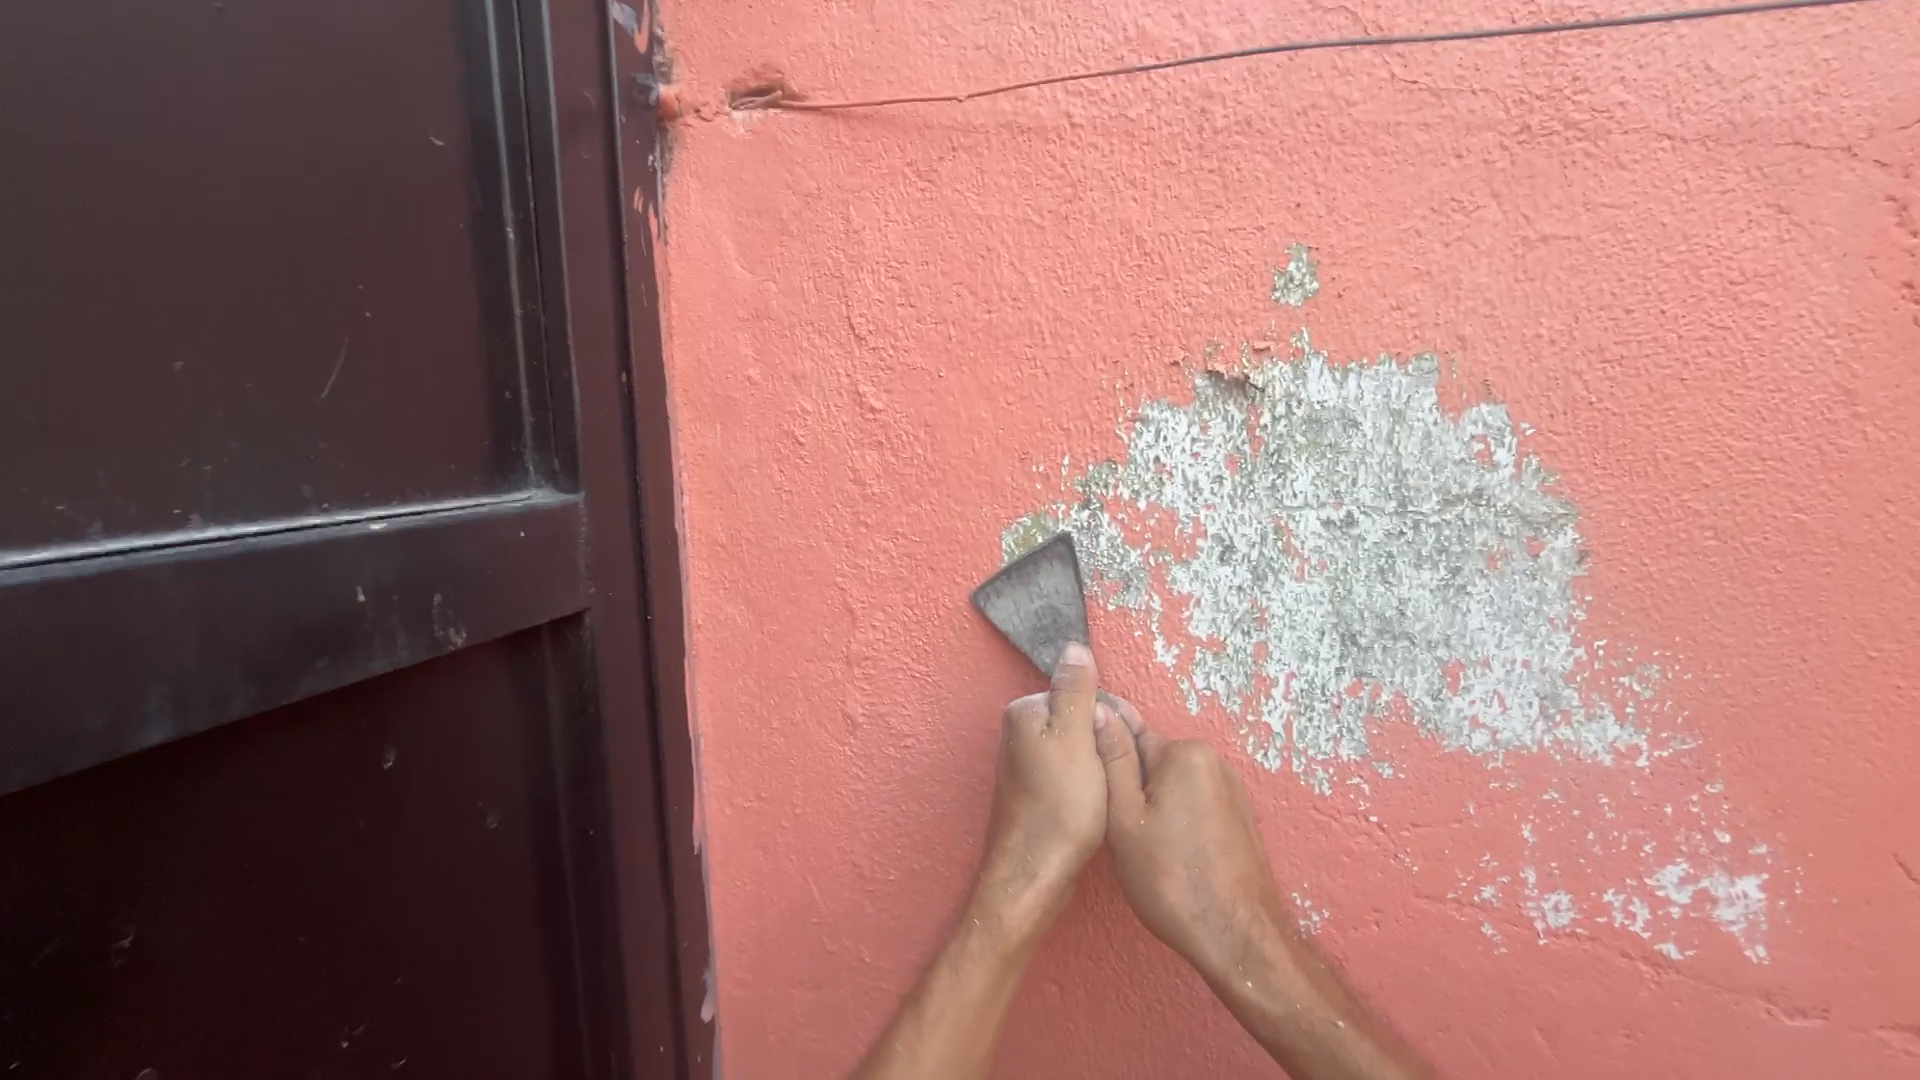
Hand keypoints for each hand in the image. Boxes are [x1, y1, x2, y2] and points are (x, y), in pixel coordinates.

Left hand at [972, 642, 1108, 926]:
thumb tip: (1074, 646)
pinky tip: (1094, 807)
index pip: (1083, 693)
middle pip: (1082, 720)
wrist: (1035, 874)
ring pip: (1081, 750)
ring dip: (1099, 766)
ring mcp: (1026, 763)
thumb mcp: (1077, 738)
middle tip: (1115, 773)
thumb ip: (1077, 690)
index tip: (1122, 745)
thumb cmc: (1060, 807)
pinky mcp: (1036, 791)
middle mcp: (1020, 732)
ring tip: (1106, 792)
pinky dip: (1088, 786)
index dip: (1111, 717)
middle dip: (1105, 741)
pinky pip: (1073, 774)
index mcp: (1026, 711)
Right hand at [1092, 697, 1290, 985]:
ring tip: (1147, 850)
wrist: (1238, 940)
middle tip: (1122, 832)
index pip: (1128, 737)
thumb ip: (1112, 758)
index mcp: (1185, 752)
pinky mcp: (1239, 816)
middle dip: (1132, 790)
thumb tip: (1099, 709)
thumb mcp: (1125, 817)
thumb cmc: (1172, 880)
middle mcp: (1214, 760)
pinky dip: (1178, 822)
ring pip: (1171, 786)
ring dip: (1154, 808)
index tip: (1099, 798)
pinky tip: (1172, 857)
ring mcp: (1231, 789)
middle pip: (1151, 761)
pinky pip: (1193, 804)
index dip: (1107, 768)